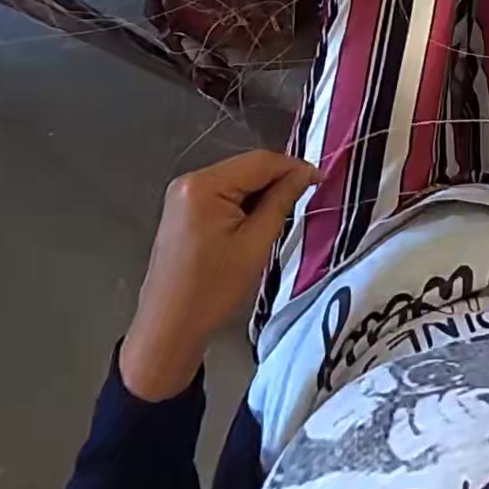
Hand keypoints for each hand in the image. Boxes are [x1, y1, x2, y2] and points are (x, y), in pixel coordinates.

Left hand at [119, 150, 318, 400]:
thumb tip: (303, 174)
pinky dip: (242, 201)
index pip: (257, 162)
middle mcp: (189, 180)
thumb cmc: (212, 290)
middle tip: (305, 194)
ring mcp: (182, 193)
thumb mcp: (255, 244)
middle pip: (244, 167)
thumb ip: (281, 201)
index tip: (319, 176)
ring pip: (234, 179)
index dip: (291, 166)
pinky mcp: (182, 207)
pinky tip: (256, 219)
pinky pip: (221, 192)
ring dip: (260, 191)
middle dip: (276, 179)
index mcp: (204, 185)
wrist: (169, 327)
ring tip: (283, 210)